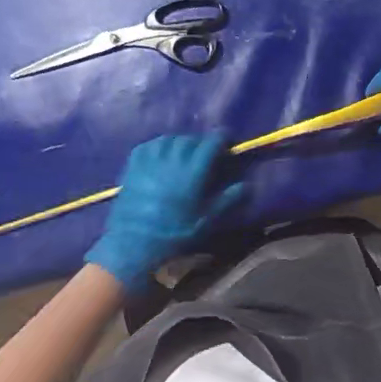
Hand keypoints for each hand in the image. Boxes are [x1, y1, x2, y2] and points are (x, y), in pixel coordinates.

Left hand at [87, 135, 243, 291]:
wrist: (133, 243)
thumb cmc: (173, 233)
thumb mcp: (205, 221)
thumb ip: (226, 200)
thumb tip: (246, 185)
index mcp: (192, 172)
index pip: (211, 143)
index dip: (222, 138)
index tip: (228, 141)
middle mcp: (172, 159)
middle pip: (190, 139)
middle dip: (201, 142)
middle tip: (206, 152)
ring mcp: (150, 160)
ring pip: (169, 139)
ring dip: (180, 142)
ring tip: (183, 151)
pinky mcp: (133, 166)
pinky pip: (148, 145)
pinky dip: (158, 145)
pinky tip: (161, 154)